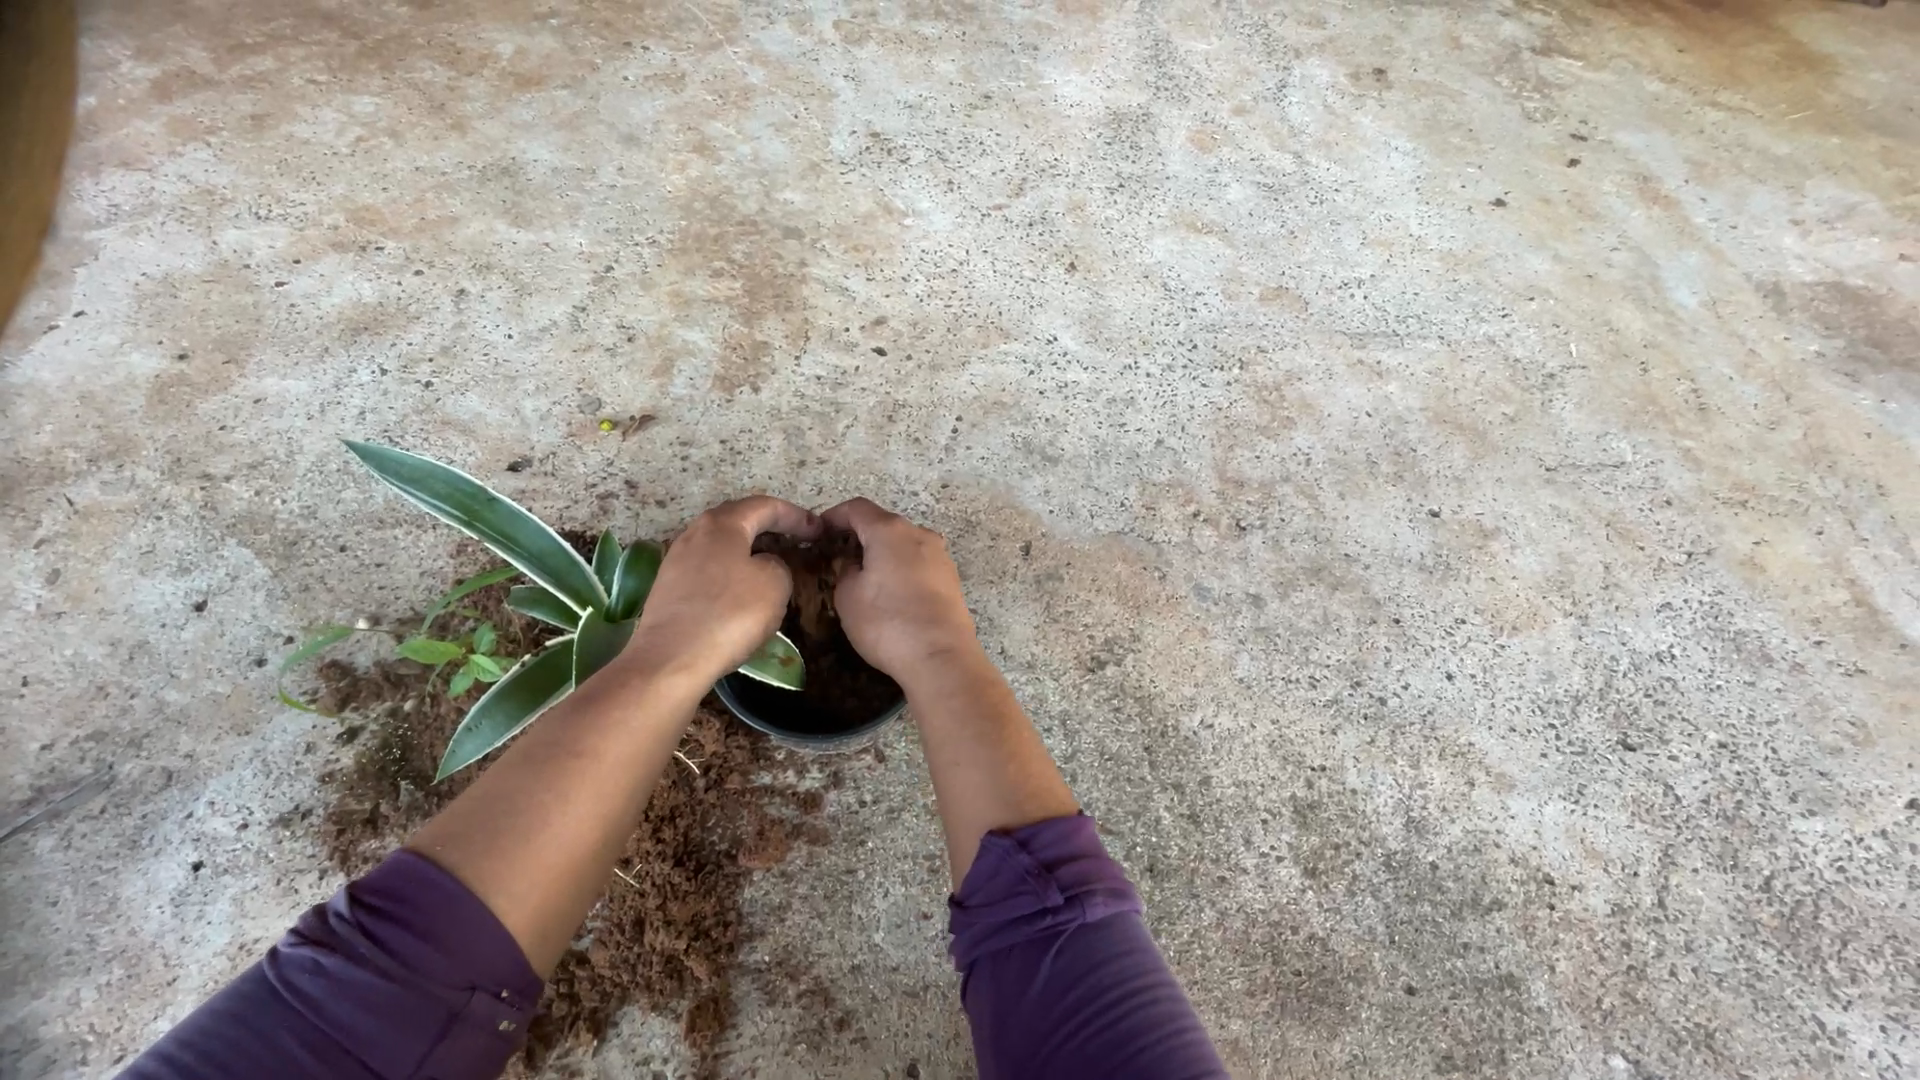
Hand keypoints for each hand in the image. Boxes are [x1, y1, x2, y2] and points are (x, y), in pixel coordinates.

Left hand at [629, 496, 821, 684]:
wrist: (671, 659)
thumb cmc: (730, 614)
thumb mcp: (775, 584)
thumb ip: (778, 564)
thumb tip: (763, 565)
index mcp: (722, 524)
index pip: (766, 506)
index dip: (796, 516)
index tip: (819, 530)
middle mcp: (695, 533)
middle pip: (738, 520)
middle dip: (770, 526)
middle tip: (796, 539)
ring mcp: (677, 560)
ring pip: (722, 545)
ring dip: (749, 549)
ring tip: (772, 564)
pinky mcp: (669, 588)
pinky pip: (709, 568)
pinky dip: (732, 571)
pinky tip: (742, 591)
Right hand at [820, 498, 982, 687]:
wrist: (941, 657)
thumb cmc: (887, 622)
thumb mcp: (848, 596)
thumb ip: (845, 570)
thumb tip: (853, 563)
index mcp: (890, 531)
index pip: (857, 508)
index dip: (834, 516)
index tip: (819, 531)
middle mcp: (919, 534)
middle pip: (883, 524)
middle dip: (859, 536)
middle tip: (838, 557)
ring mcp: (940, 556)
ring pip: (904, 545)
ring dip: (883, 554)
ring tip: (864, 577)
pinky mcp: (951, 579)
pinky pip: (919, 564)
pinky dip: (901, 569)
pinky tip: (891, 593)